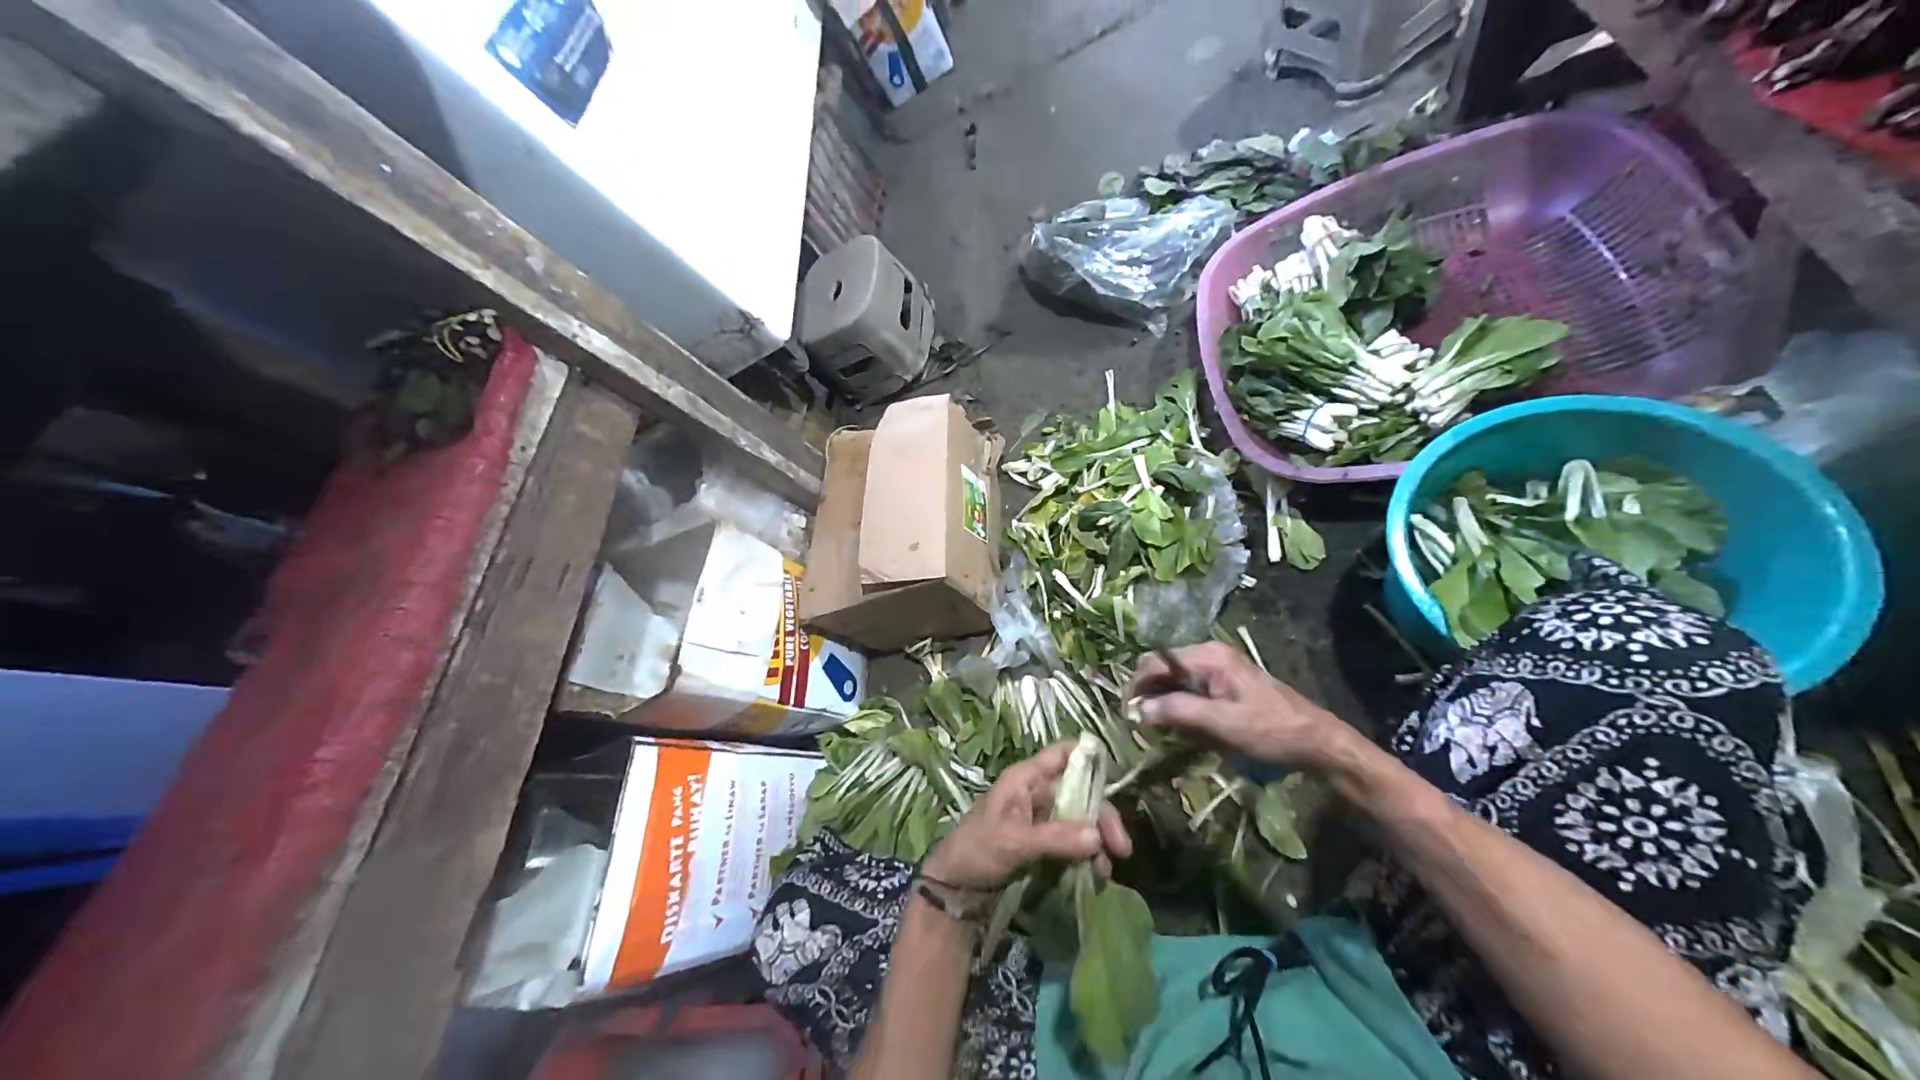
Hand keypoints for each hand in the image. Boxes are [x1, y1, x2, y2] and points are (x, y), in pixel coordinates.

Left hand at [921, 741, 1133, 890]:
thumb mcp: (1014, 843)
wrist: (954, 887)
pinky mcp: (1045, 842)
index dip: (1089, 756)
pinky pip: (1074, 842)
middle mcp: (1037, 792)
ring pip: (1081, 819)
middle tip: (1121, 848)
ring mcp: (1042, 818)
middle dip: (1102, 817)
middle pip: (1081, 792)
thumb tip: (1097, 836)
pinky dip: (1087, 856)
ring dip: (1097, 842)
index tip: (1115, 776)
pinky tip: (1095, 876)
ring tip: (1105, 872)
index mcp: (1026, 779)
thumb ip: (1055, 838)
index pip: (1062, 754)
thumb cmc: (977, 851)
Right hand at [1130, 642, 1359, 768]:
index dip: (1137, 685)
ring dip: (1163, 703)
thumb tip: (1139, 710)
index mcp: (1209, 657)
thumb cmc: (1271, 731)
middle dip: (1149, 695)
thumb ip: (1179, 712)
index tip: (1129, 714)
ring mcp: (1218, 669)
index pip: (1155, 661)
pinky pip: (1189, 690)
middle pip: (1163, 669)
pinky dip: (1179, 707)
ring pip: (1174, 681)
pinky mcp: (1223, 684)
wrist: (1316, 741)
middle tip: (1141, 726)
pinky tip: (1180, 728)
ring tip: (1159, 730)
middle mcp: (1210, 655)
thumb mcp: (1223, 724)